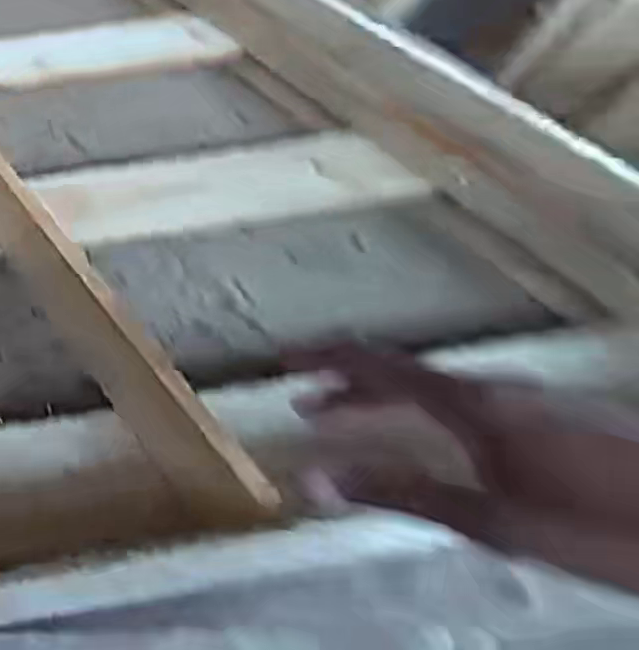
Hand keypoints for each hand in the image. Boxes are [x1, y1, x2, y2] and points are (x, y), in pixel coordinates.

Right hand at [293, 344, 638, 593]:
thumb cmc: (611, 527)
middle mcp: (500, 390)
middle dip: (351, 388)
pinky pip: (481, 403)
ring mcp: (545, 403)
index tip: (280, 360)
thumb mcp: (500, 523)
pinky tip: (452, 443)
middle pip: (405, 373)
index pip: (373, 362)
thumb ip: (403, 496)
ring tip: (372, 423)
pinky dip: (438, 411)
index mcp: (470, 402)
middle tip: (312, 405)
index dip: (321, 357)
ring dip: (395, 401)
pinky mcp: (579, 422)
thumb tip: (309, 479)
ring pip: (445, 389)